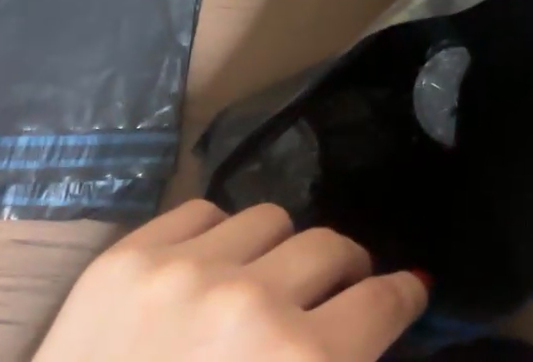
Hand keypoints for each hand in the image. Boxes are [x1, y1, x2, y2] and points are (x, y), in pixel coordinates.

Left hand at [34, 201, 427, 361]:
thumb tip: (378, 322)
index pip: (384, 301)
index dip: (403, 295)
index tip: (406, 291)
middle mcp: (252, 302)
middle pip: (334, 247)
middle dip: (344, 274)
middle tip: (332, 297)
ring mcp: (185, 271)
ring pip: (272, 219)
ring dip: (278, 253)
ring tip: (260, 284)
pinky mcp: (126, 257)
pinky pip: (205, 211)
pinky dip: (216, 239)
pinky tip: (203, 276)